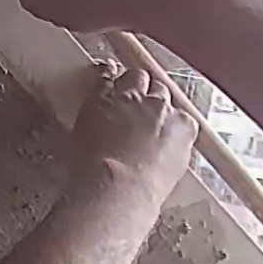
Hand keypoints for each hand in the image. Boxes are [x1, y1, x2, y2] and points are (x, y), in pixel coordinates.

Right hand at [69, 63, 198, 198]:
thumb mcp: (78, 139)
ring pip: (162, 92)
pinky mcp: (184, 124)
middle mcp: (131, 96)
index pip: (108, 75)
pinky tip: (171, 142)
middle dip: (138, 88)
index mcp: (100, 99)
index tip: (114, 87)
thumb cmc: (88, 171)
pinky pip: (184, 116)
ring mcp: (160, 108)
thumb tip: (99, 123)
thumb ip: (91, 121)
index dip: (112, 79)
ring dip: (158, 103)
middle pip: (139, 77)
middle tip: (135, 107)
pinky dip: (179, 125)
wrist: (117, 188)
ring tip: (154, 126)